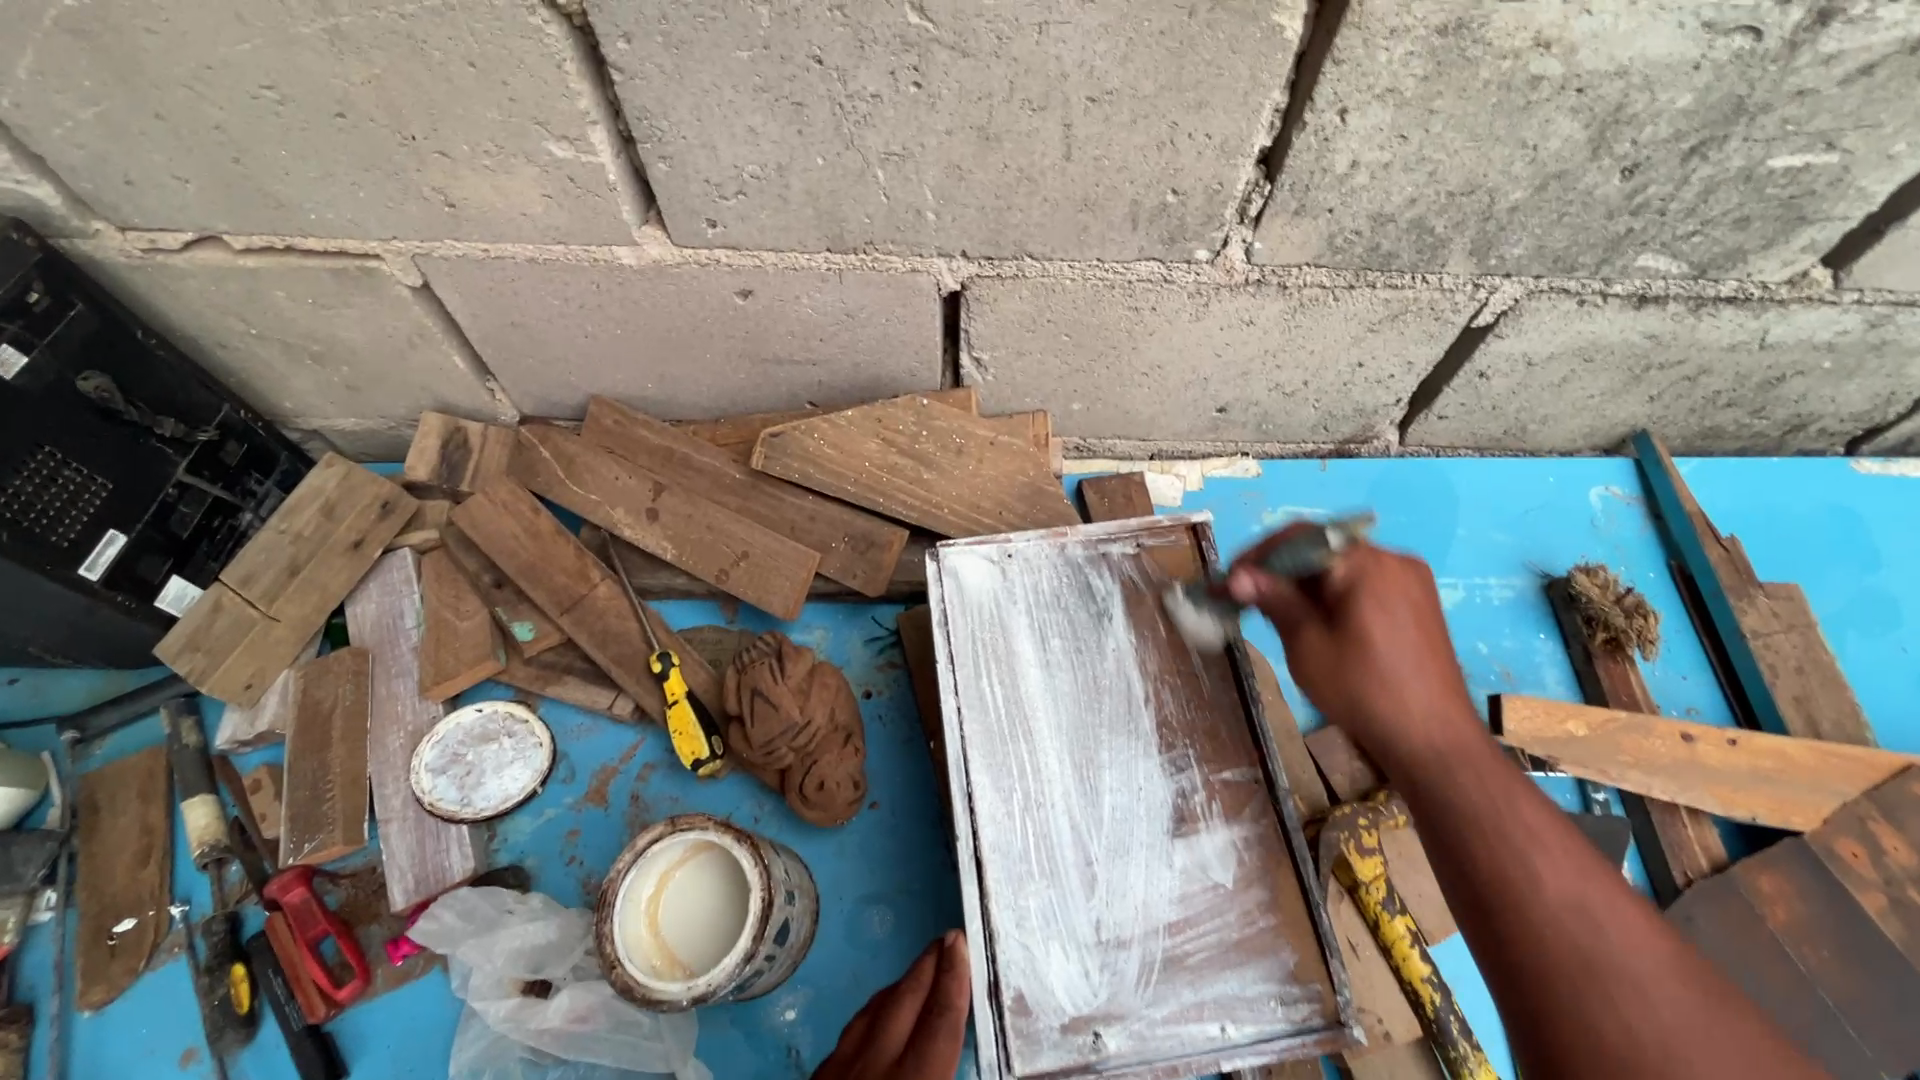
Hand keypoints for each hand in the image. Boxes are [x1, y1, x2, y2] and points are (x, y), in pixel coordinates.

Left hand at [814, 931, 970, 1079]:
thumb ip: (956, 1075)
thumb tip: (991, 1045)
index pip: (940, 1018)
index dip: (953, 978)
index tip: (958, 940)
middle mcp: (874, 1066)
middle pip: (905, 1002)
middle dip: (928, 966)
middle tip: (947, 940)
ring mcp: (838, 1070)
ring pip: (872, 1011)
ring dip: (901, 986)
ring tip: (921, 971)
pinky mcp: (819, 1076)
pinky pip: (849, 1032)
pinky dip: (872, 1013)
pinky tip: (880, 1013)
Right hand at [1226, 527, 1484, 771]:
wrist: (1433, 739)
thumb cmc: (1363, 691)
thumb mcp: (1307, 645)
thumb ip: (1274, 600)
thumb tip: (1235, 576)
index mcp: (1365, 564)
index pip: (1299, 537)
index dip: (1257, 556)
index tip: (1227, 582)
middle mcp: (1392, 560)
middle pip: (1322, 548)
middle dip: (1279, 569)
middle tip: (1243, 597)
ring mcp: (1409, 580)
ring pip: (1341, 565)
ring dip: (1303, 582)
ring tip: (1272, 611)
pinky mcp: (1416, 602)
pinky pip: (1363, 582)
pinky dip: (1331, 592)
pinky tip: (1311, 619)